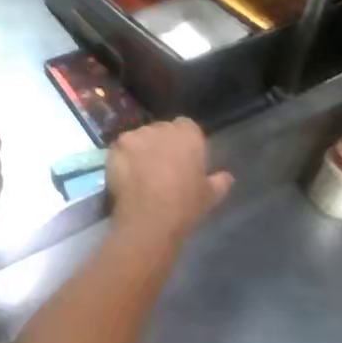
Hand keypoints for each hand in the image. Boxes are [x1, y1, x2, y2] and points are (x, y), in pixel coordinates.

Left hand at [105, 118, 230, 260]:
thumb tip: (226, 176)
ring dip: (142, 148)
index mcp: (187, 135)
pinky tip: (128, 173)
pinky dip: (125, 156)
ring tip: (143, 170)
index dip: (184, 140)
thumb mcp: (211, 195)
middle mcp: (160, 128)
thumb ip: (219, 180)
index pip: (186, 125)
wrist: (149, 216)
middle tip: (164, 164)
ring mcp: (135, 135)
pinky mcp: (115, 145)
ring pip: (140, 137)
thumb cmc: (185, 205)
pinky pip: (122, 147)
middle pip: (161, 129)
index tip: (184, 156)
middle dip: (162, 142)